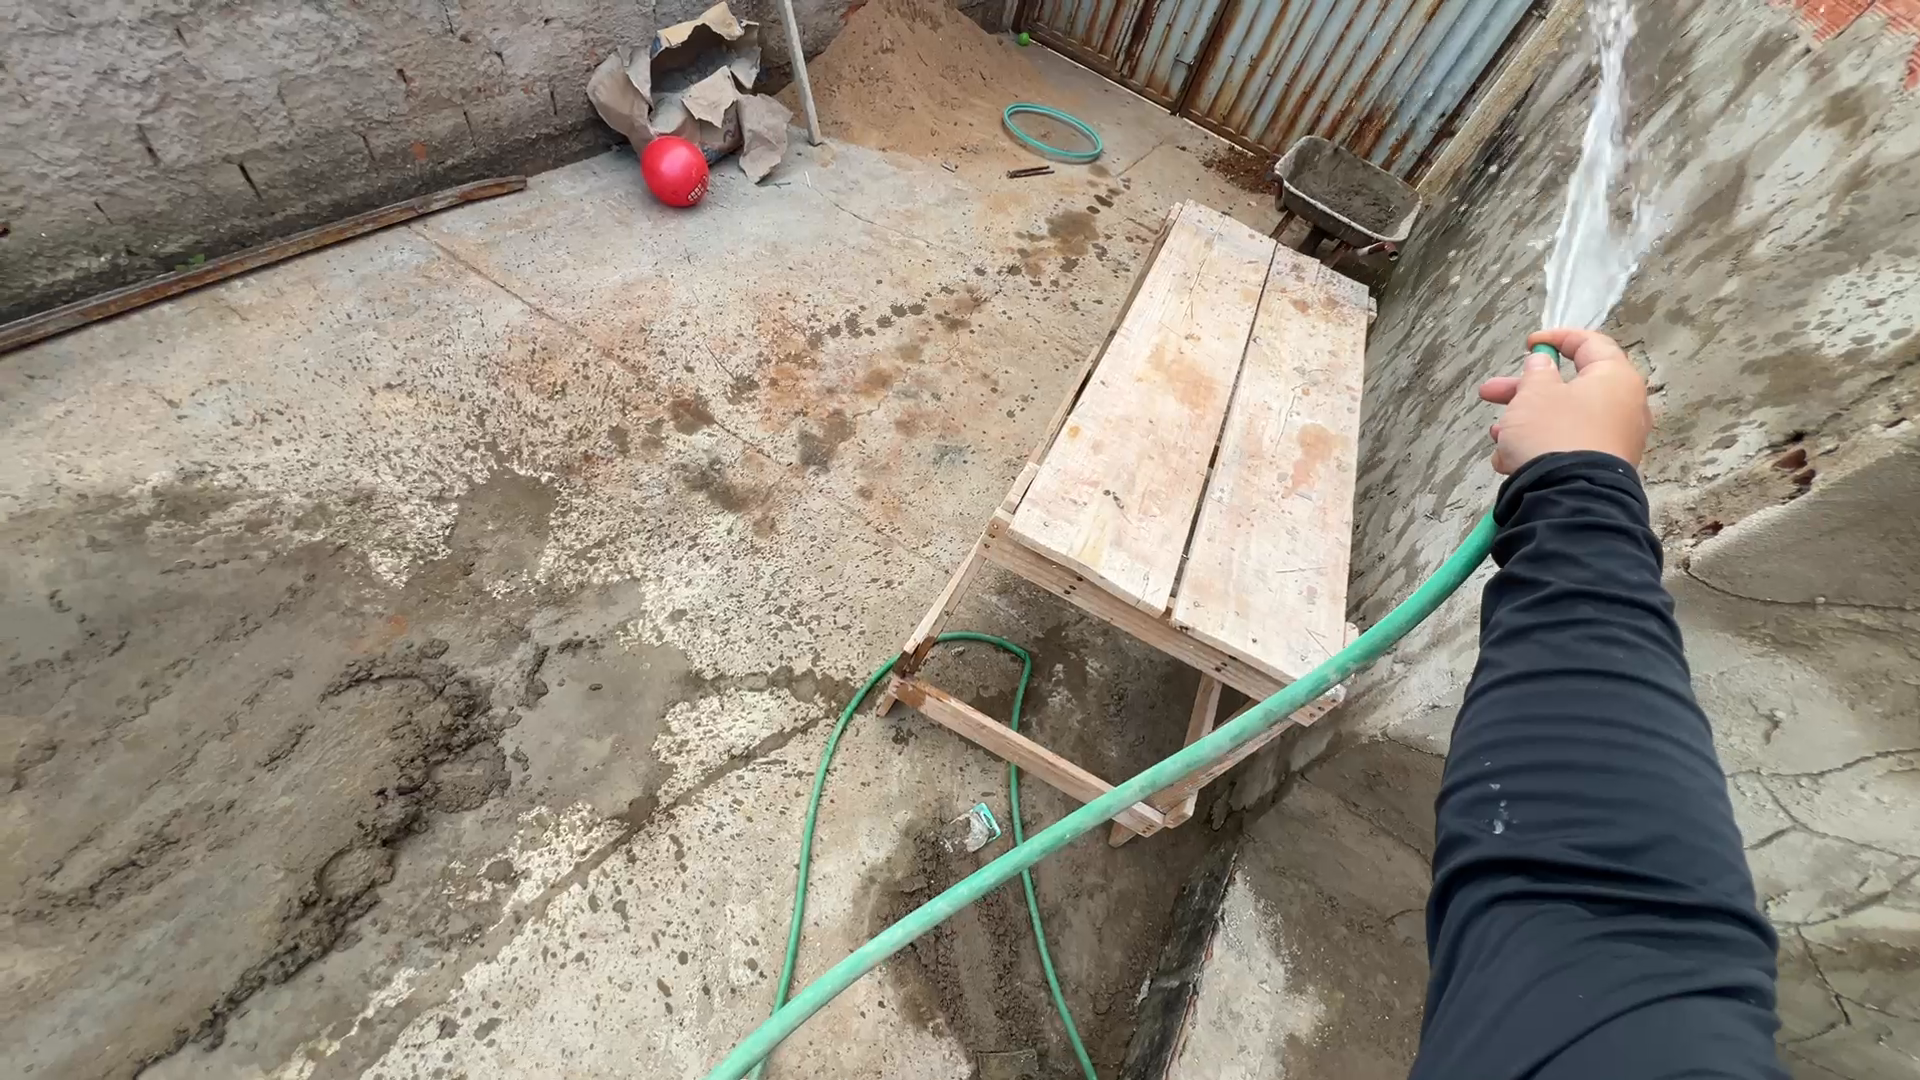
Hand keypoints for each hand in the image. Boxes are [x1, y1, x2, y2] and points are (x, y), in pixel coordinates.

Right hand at [1479, 328, 1651, 474]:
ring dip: (1524, 423)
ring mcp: (1614, 437)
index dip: (1557, 338)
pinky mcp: (1600, 463)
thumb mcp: (1534, 394)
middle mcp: (1623, 404)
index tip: (1530, 343)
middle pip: (1568, 387)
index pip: (1591, 344)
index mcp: (1614, 378)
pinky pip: (1565, 445)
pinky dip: (1538, 446)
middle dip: (1522, 391)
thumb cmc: (1553, 433)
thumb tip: (1542, 363)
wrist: (1570, 492)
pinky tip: (1511, 460)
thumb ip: (1536, 374)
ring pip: (1561, 419)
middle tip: (1490, 392)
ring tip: (1498, 436)